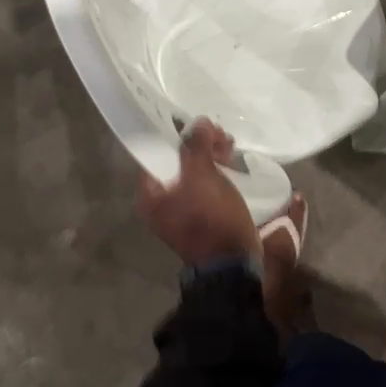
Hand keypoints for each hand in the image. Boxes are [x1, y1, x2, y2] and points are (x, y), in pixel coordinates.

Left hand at [138, 119, 261, 267]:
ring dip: (210, 155)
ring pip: (193, 171)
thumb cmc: (212, 219)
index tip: (204, 126)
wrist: (233, 265)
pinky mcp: (201, 214)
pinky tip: (230, 163)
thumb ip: (197, 146)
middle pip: (178, 160)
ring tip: (230, 147)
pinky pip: (204, 185)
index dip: (181, 135)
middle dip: (200, 144)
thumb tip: (198, 122)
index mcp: (152, 194)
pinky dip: (215, 172)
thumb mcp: (203, 177)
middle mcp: (161, 202)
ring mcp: (181, 209)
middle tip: (222, 136)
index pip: (159, 152)